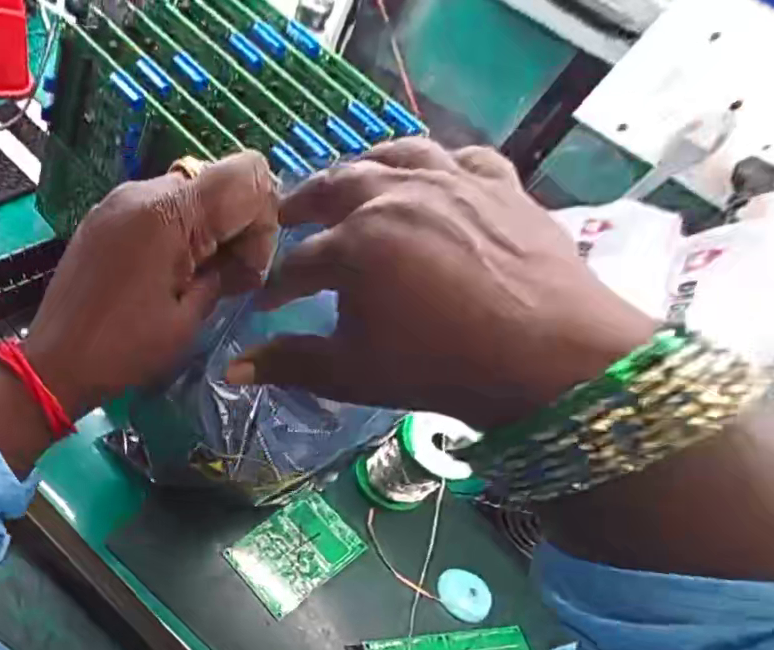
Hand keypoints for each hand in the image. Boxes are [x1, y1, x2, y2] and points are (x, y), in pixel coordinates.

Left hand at [24, 151, 278, 416]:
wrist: (52, 368)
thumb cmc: (121, 351)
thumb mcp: (186, 320)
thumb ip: (225, 275)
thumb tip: (244, 260)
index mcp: (168, 211)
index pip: (248, 176)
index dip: (262, 220)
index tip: (248, 269)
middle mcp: (140, 192)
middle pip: (216, 181)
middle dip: (234, 225)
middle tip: (225, 279)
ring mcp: (114, 203)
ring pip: (184, 195)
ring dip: (201, 230)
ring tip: (190, 281)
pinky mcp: (98, 222)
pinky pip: (150, 211)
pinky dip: (169, 233)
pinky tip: (160, 276)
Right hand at [224, 139, 657, 430]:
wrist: (543, 356)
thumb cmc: (430, 365)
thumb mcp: (344, 370)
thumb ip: (284, 362)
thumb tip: (229, 371)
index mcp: (353, 244)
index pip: (295, 263)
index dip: (274, 287)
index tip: (263, 305)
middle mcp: (396, 197)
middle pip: (334, 187)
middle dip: (301, 206)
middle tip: (283, 220)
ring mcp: (452, 182)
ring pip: (394, 155)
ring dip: (360, 169)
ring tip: (344, 183)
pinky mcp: (498, 183)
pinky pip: (457, 157)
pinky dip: (432, 165)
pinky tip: (424, 181)